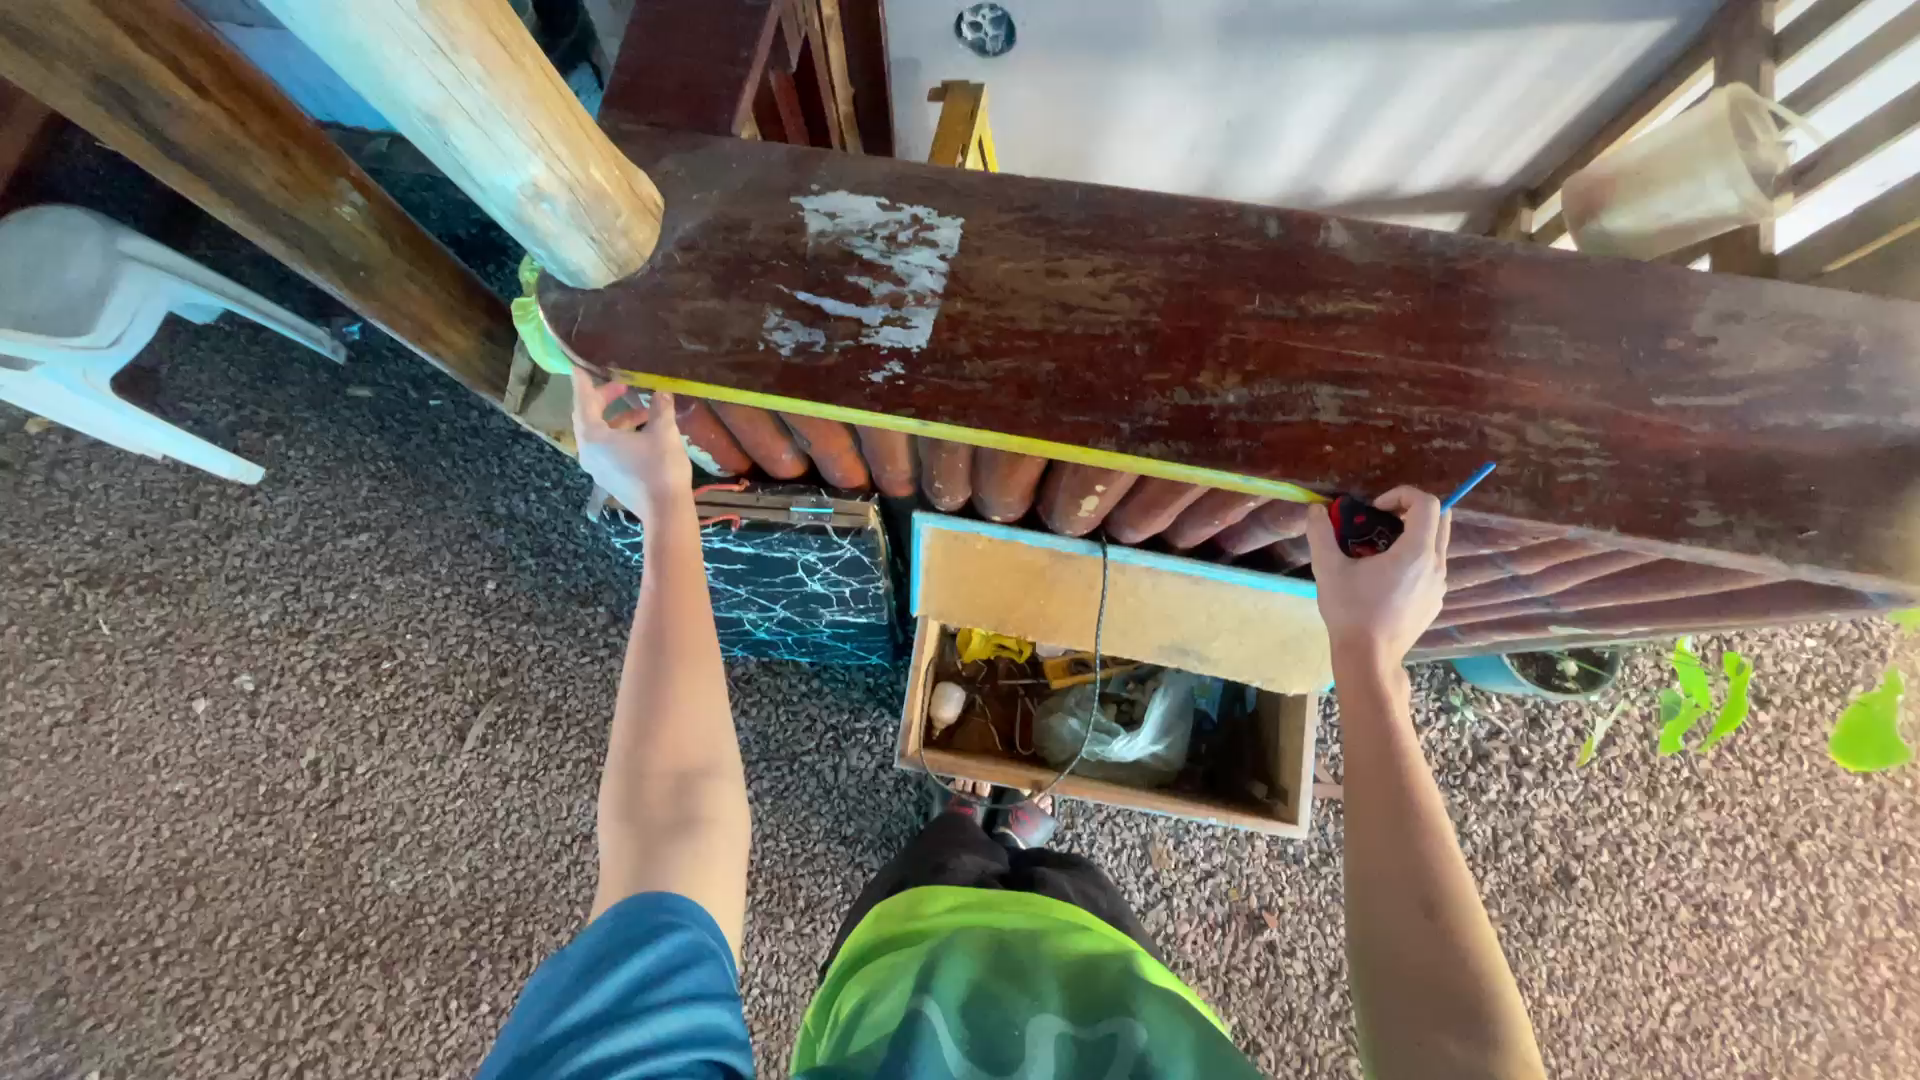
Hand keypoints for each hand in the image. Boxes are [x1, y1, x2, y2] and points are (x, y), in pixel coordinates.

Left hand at [570, 367, 692, 523]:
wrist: (666, 511)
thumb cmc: (660, 468)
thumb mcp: (664, 432)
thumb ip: (660, 408)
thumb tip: (662, 392)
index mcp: (594, 437)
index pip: (584, 402)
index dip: (584, 382)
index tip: (580, 366)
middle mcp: (589, 451)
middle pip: (589, 418)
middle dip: (605, 399)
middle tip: (623, 386)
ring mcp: (598, 467)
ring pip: (601, 435)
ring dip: (619, 419)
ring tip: (644, 410)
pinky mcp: (610, 478)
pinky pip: (608, 449)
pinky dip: (621, 435)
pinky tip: (645, 432)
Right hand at [1304, 485, 1449, 665]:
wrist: (1369, 656)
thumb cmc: (1350, 610)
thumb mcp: (1328, 569)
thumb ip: (1322, 534)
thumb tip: (1317, 510)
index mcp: (1416, 552)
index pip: (1427, 503)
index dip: (1401, 495)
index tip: (1374, 509)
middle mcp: (1436, 565)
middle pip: (1441, 519)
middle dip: (1410, 511)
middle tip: (1379, 522)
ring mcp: (1439, 585)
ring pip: (1436, 545)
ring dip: (1410, 536)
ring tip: (1376, 553)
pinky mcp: (1434, 601)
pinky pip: (1431, 568)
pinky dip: (1412, 560)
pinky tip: (1383, 580)